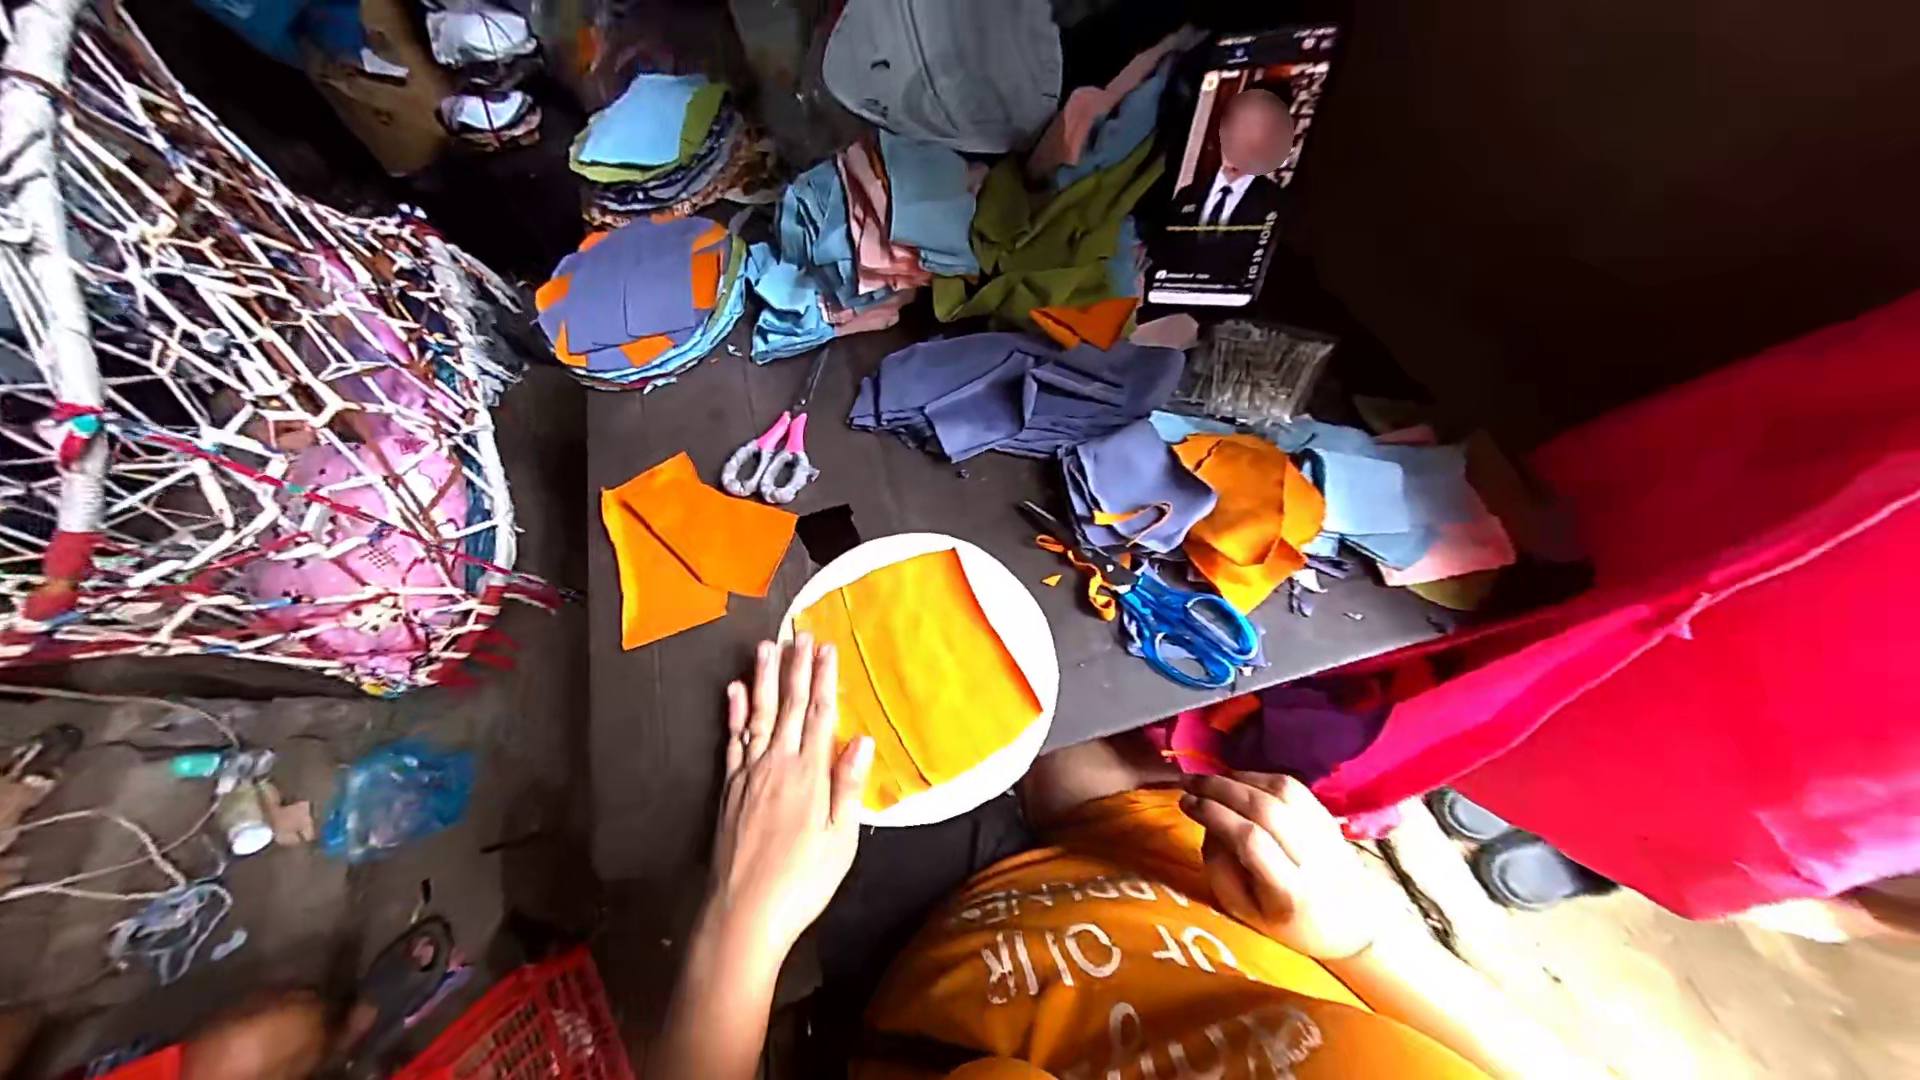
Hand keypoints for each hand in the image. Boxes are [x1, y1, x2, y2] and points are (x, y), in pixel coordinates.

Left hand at [705, 636, 873, 967]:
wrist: (742, 917)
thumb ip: (848, 785)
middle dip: (796, 667)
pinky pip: (732, 740)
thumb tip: (861, 738)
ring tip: (766, 647)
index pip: (819, 714)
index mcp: (808, 774)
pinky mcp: (729, 788)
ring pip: (757, 714)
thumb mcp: (840, 840)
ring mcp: (749, 774)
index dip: (824, 679)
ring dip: (762, 679)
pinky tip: (733, 692)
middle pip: (788, 706)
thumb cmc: (802, 882)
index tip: (826, 648)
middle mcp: (777, 764)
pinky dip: (733, 713)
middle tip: (800, 634)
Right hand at [1179, 772, 1396, 958]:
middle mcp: (1313, 859)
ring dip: (1238, 778)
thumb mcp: (1246, 913)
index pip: (1251, 840)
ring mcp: (1325, 833)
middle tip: (1189, 782)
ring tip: (1209, 779)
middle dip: (1220, 788)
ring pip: (1280, 791)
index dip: (1214, 814)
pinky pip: (1292, 786)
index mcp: (1291, 892)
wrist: (1354, 922)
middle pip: (1265, 809)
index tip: (1185, 803)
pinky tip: (1237, 779)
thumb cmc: (1289, 922)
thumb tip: (1208, 826)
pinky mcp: (1328, 816)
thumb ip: (1220, 870)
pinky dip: (1259, 776)